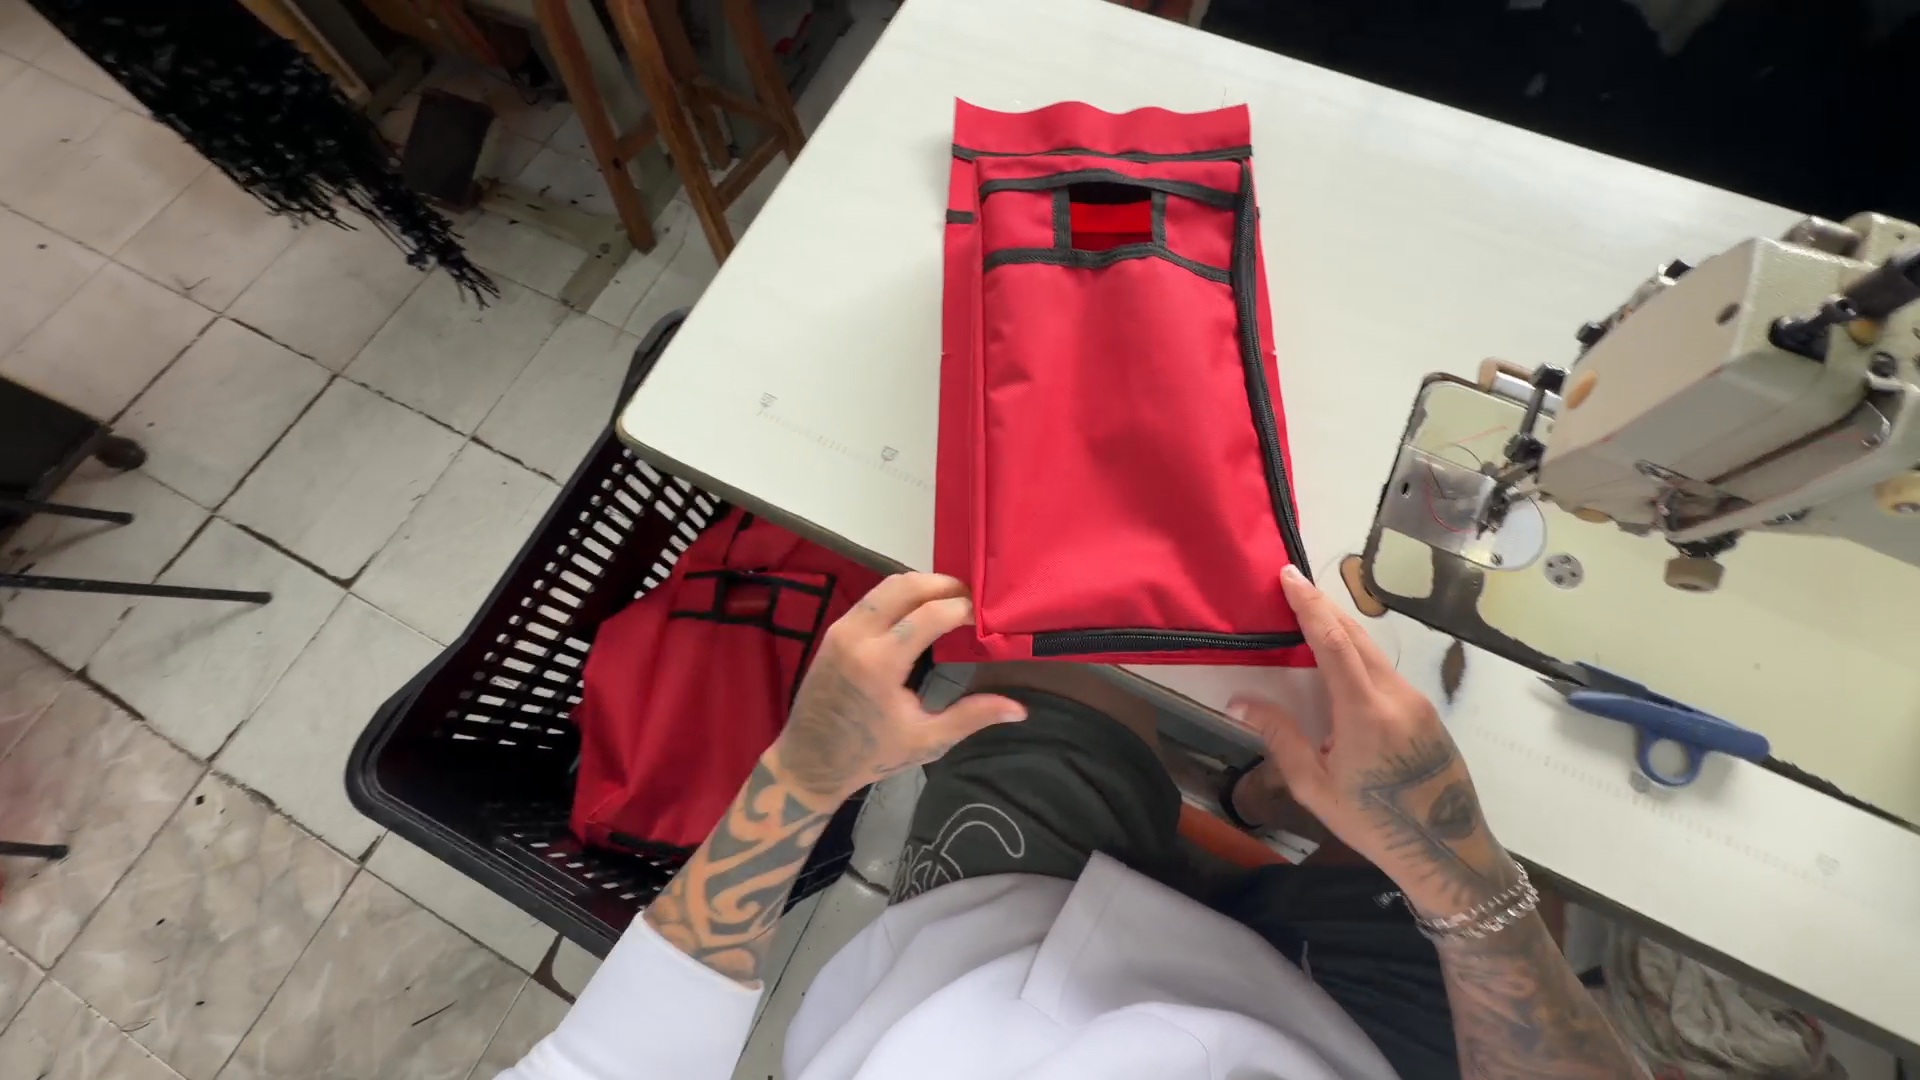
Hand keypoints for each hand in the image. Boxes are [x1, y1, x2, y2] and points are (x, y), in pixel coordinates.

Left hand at [771, 572, 1026, 804]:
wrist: (809, 762)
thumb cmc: (870, 754)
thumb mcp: (927, 741)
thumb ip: (972, 716)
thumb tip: (1019, 709)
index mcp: (880, 664)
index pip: (930, 614)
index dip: (962, 608)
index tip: (985, 615)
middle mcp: (858, 636)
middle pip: (906, 586)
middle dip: (943, 584)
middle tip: (971, 598)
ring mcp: (842, 629)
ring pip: (887, 586)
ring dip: (921, 585)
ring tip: (950, 599)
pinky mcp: (834, 630)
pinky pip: (872, 598)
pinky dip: (900, 595)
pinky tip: (921, 609)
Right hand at [1232, 566, 1513, 913]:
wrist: (1450, 853)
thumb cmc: (1374, 823)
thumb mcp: (1315, 785)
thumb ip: (1280, 735)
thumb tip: (1238, 701)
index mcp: (1365, 711)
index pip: (1333, 642)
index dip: (1309, 605)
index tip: (1289, 576)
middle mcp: (1396, 695)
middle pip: (1355, 635)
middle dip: (1322, 605)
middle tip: (1292, 583)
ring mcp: (1416, 702)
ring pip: (1372, 650)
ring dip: (1340, 625)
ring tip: (1309, 611)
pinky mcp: (1425, 711)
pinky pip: (1384, 668)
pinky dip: (1356, 649)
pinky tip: (1338, 653)